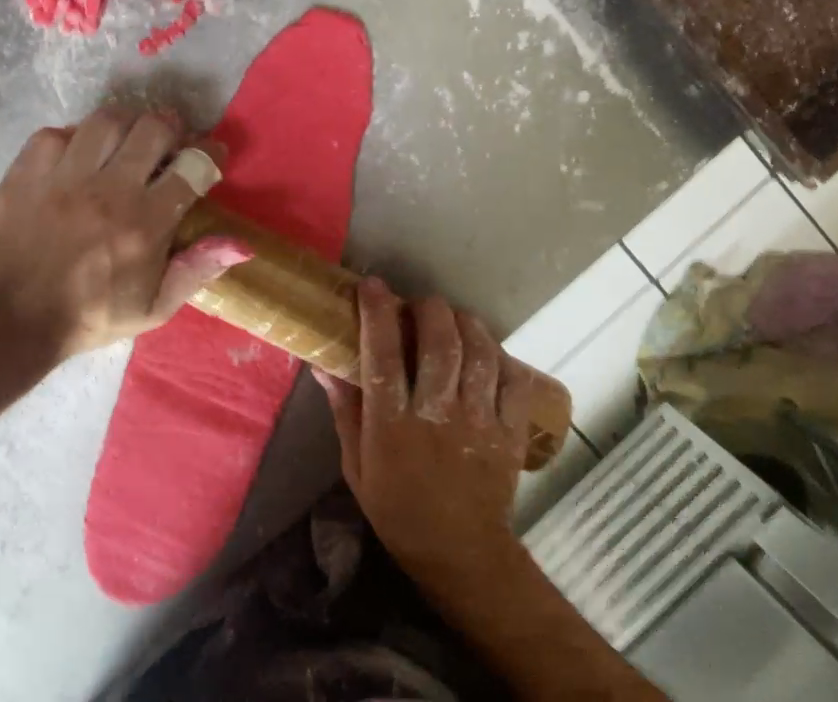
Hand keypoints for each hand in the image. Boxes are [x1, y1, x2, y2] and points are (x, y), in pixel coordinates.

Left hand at [0, 107, 249, 361]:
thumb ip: (197, 270)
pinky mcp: (26, 173)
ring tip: (127, 138)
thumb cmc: (92, 316)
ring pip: (106, 120)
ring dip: (126, 124)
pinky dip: (74, 139)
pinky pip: (56, 133)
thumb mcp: (154, 308)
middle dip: (171, 128)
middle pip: (153, 128)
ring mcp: (63, 178)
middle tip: (169, 142)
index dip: (209, 153)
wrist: (14, 322)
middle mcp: (108, 191)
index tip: (211, 153)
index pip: (192, 167)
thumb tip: (241, 244)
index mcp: (145, 224)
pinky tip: (79, 156)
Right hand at [318, 278, 536, 593]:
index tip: (372, 286)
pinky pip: (513, 379)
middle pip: (439, 344)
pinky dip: (501, 355)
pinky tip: (486, 350)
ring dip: (465, 324)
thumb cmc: (397, 507)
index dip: (377, 313)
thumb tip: (324, 365)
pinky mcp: (510, 430)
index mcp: (392, 425)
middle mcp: (436, 415)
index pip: (382, 355)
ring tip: (453, 318)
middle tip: (419, 304)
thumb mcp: (356, 464)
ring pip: (479, 354)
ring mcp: (479, 421)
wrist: (460, 550)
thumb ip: (345, 411)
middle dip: (429, 309)